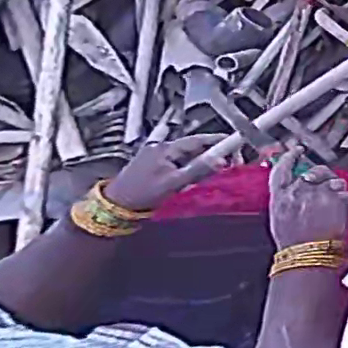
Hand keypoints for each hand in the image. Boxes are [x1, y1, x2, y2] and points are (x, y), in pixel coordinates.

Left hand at [108, 134, 224, 210]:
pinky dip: (188, 166)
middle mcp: (160, 148)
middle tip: (225, 162)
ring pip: (185, 155)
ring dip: (199, 161)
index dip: (218, 140)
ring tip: (208, 172)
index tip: (235, 141)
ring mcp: (154, 156)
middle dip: (210, 153)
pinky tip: (191, 176)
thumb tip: (222, 160)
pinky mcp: (151, 165)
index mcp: (165, 149)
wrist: (112, 208)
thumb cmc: (142, 194)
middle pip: (193, 146)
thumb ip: (199, 170)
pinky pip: (177, 161)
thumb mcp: (174, 182)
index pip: (198, 139)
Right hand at [268, 148, 347, 247]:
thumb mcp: (280, 216)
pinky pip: (345, 193)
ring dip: (337, 189)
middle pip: (315, 171)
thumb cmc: (294, 241)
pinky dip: (345, 201)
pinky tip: (338, 213)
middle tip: (326, 186)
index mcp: (280, 196)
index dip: (289, 157)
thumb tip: (298, 187)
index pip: (281, 169)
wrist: (307, 253)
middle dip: (324, 175)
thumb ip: (289, 198)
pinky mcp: (336, 197)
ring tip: (332, 205)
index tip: (297, 150)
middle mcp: (299, 191)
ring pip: (334, 180)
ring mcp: (319, 193)